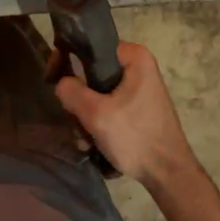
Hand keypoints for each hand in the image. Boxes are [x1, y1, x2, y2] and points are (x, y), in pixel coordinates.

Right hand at [54, 42, 196, 188]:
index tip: (51, 80)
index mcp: (134, 57)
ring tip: (85, 138)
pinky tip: (93, 143)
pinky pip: (108, 106)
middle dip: (78, 99)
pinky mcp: (137, 108)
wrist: (167, 174)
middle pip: (91, 72)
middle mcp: (138, 67)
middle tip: (74, 119)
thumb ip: (71, 91)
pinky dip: (98, 123)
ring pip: (97, 93)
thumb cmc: (135, 137)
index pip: (90, 47)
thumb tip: (61, 83)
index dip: (66, 61)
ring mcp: (139, 89)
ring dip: (86, 116)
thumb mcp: (96, 114)